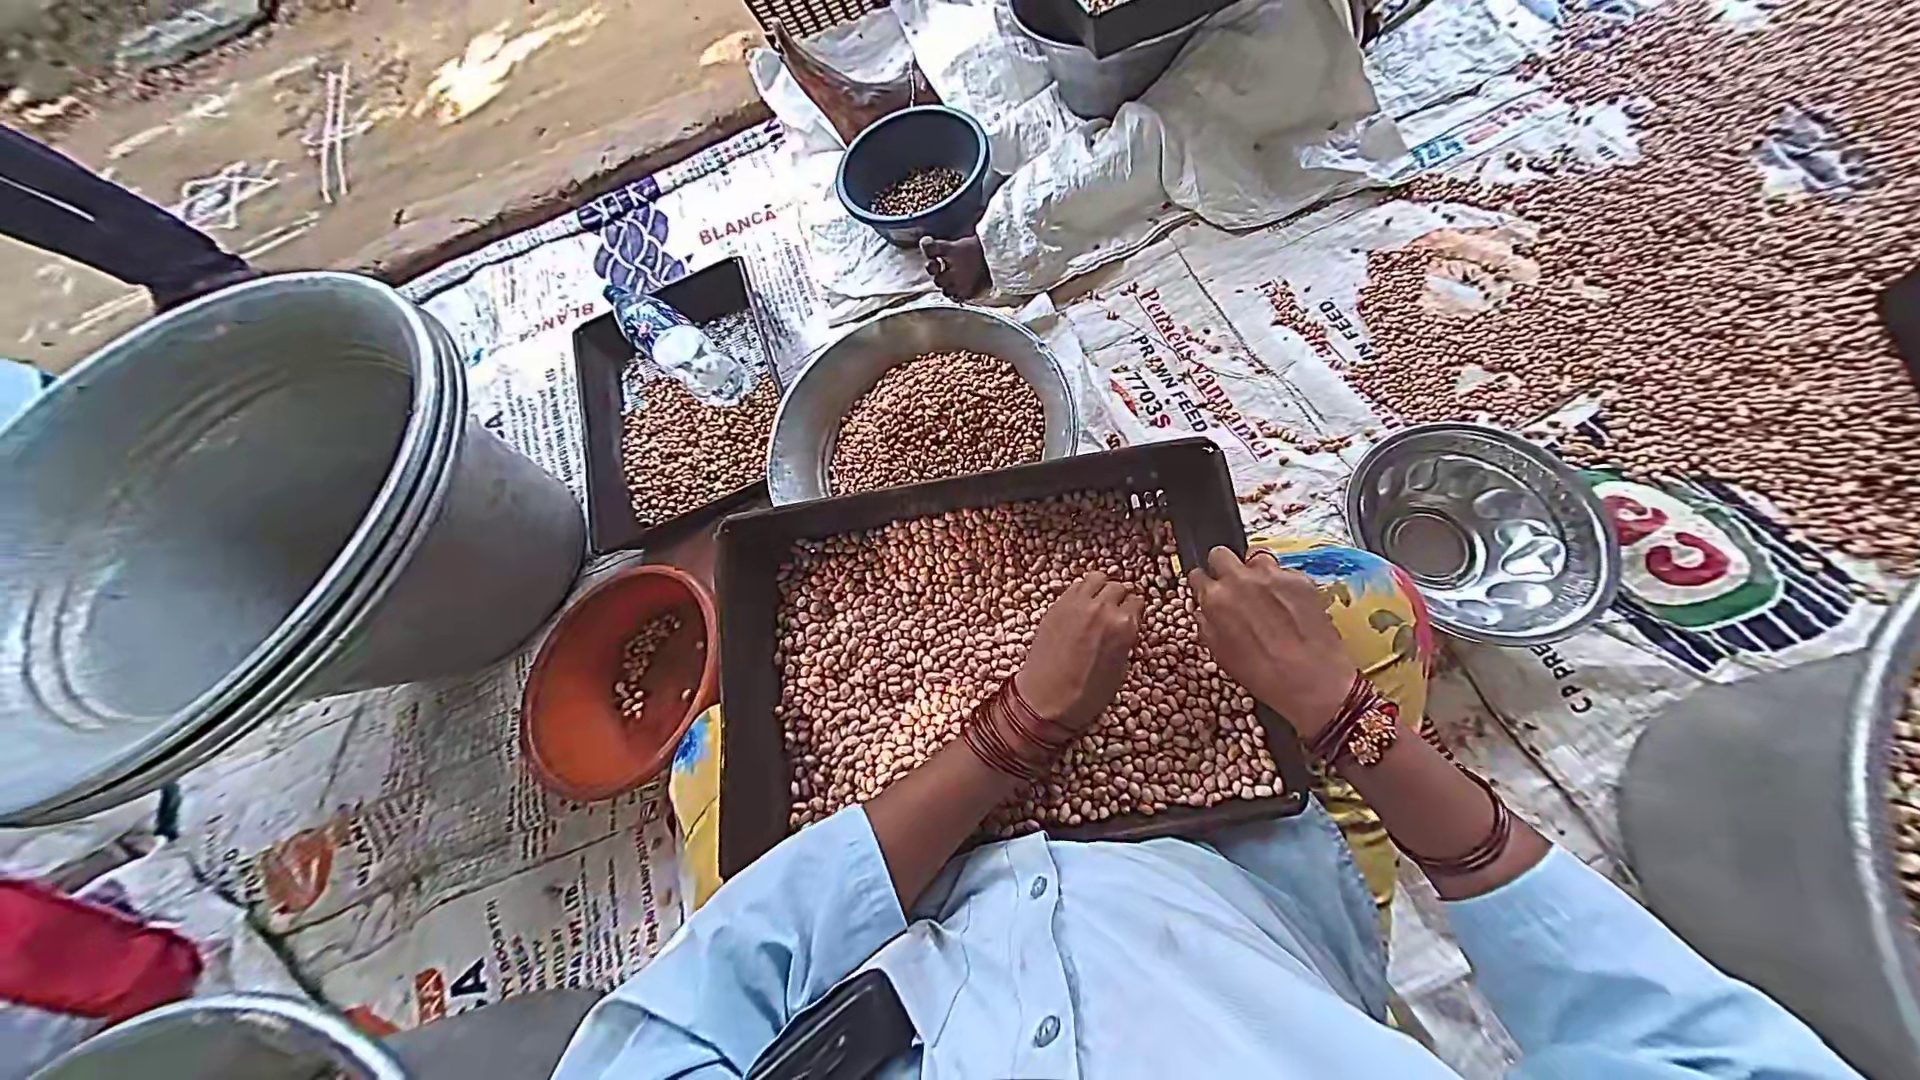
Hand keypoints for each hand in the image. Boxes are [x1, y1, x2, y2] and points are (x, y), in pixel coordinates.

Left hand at [1015, 571, 1143, 732]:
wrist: (1046, 699)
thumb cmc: (1085, 694)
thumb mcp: (1120, 669)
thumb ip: (1125, 639)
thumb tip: (1126, 625)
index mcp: (1122, 626)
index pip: (1137, 601)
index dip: (1135, 609)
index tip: (1133, 613)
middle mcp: (1101, 609)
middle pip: (1118, 586)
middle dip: (1121, 596)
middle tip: (1118, 607)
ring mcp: (1076, 604)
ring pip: (1097, 578)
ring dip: (1102, 587)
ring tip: (1100, 600)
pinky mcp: (1057, 605)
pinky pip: (1076, 586)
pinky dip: (1083, 590)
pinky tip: (1083, 602)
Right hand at [1187, 547, 1355, 739]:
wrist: (1313, 681)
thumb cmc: (1263, 673)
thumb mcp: (1220, 653)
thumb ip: (1207, 624)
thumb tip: (1205, 611)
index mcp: (1215, 598)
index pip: (1197, 575)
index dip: (1201, 583)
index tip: (1206, 589)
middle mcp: (1240, 580)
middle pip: (1221, 553)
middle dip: (1222, 566)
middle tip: (1231, 583)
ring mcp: (1272, 576)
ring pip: (1254, 557)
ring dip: (1253, 571)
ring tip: (1262, 591)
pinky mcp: (1300, 579)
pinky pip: (1284, 572)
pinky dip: (1282, 583)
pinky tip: (1287, 604)